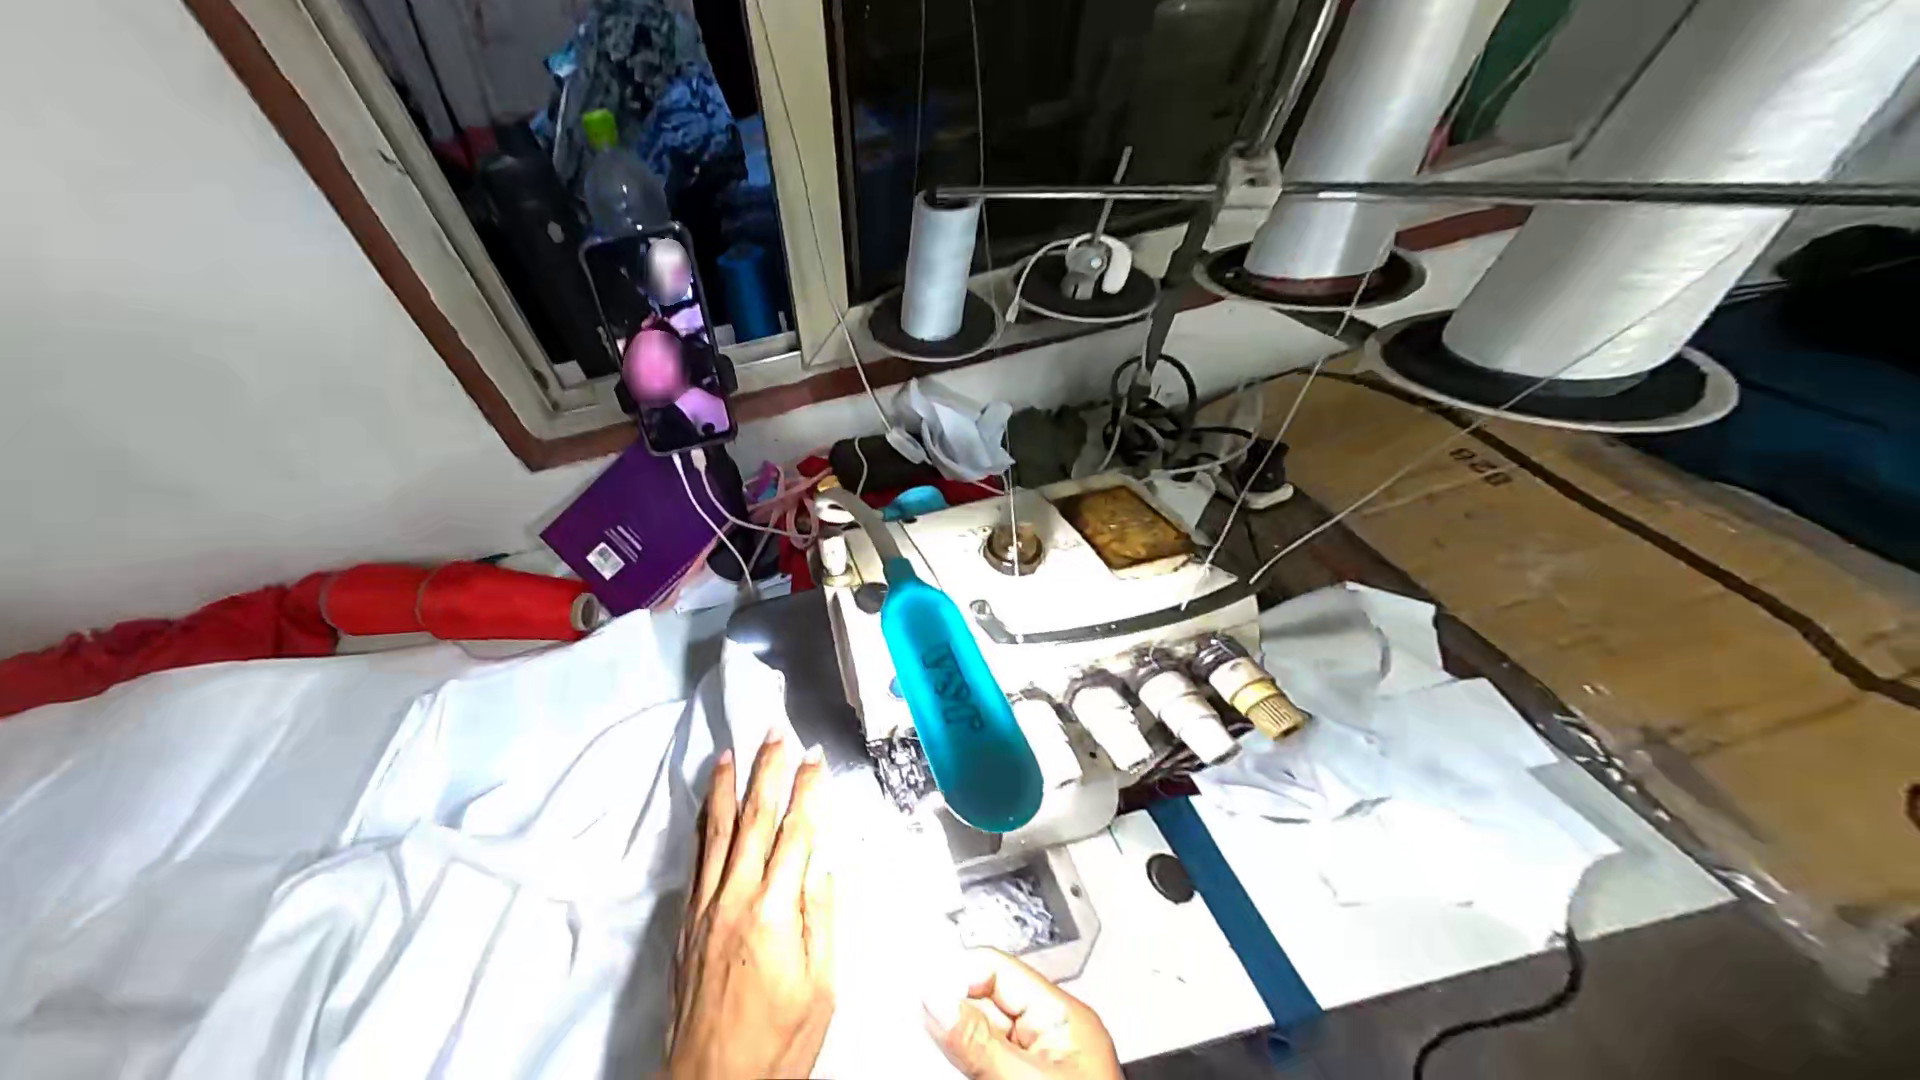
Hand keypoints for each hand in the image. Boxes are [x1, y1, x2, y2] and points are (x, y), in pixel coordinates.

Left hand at [667, 733, 835, 1078]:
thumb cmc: (778, 1044)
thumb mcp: (822, 985)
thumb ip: (822, 915)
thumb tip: (823, 862)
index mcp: (775, 912)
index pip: (796, 833)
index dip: (808, 791)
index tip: (815, 758)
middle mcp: (734, 899)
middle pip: (754, 820)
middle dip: (767, 771)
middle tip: (775, 732)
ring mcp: (704, 908)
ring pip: (716, 831)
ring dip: (727, 787)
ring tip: (732, 752)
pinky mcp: (686, 923)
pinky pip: (696, 858)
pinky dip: (703, 824)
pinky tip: (706, 805)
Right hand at [923, 948, 1121, 1079]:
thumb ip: (981, 1042)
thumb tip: (937, 997)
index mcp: (1065, 1020)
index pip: (1000, 971)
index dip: (959, 977)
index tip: (923, 996)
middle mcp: (1052, 1042)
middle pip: (987, 1007)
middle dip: (953, 1018)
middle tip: (920, 1030)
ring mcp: (1038, 1072)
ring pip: (980, 1044)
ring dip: (954, 1050)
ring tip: (932, 1058)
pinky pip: (984, 1070)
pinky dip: (963, 1072)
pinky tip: (946, 1071)